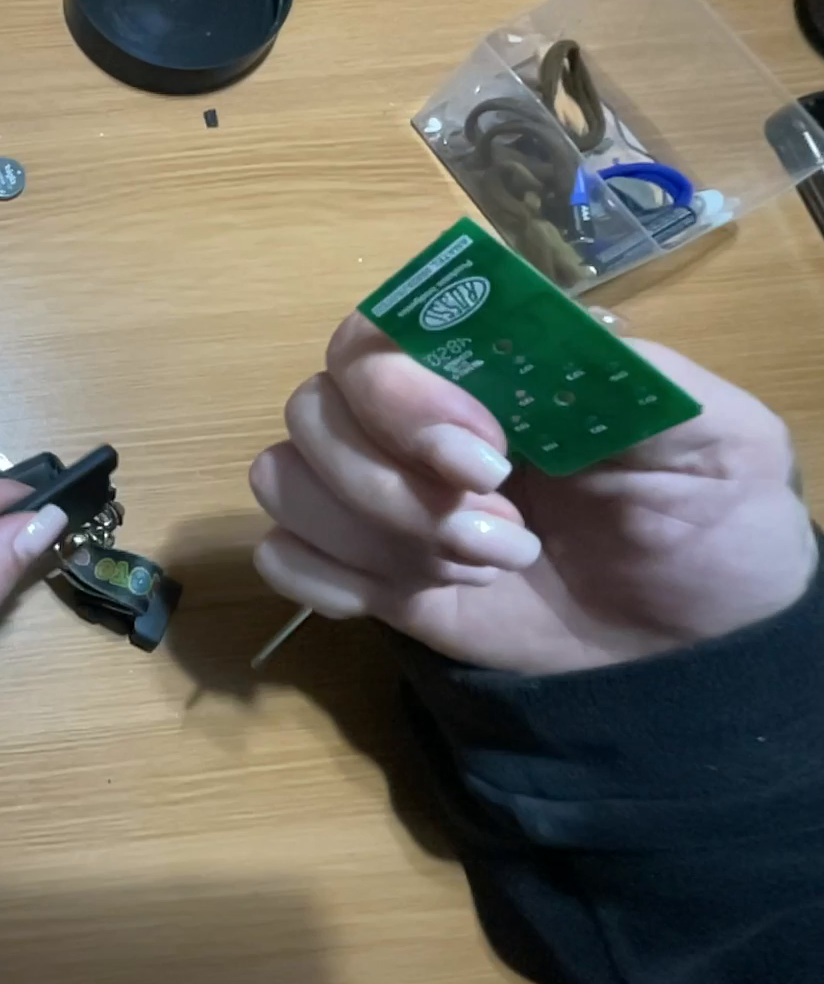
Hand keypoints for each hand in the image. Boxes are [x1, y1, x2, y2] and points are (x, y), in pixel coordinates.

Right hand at [249, 312, 816, 674]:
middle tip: (501, 537)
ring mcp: (348, 494)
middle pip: (308, 416)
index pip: (363, 343)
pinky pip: (275, 555)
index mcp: (461, 374)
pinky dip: (329, 582)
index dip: (397, 397)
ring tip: (476, 568)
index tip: (484, 463)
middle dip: (395, 491)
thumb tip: (516, 351)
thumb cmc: (692, 526)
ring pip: (278, 483)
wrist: (661, 640)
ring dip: (373, 540)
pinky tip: (402, 596)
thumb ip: (623, 380)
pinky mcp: (332, 560)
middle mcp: (383, 423)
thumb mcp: (709, 439)